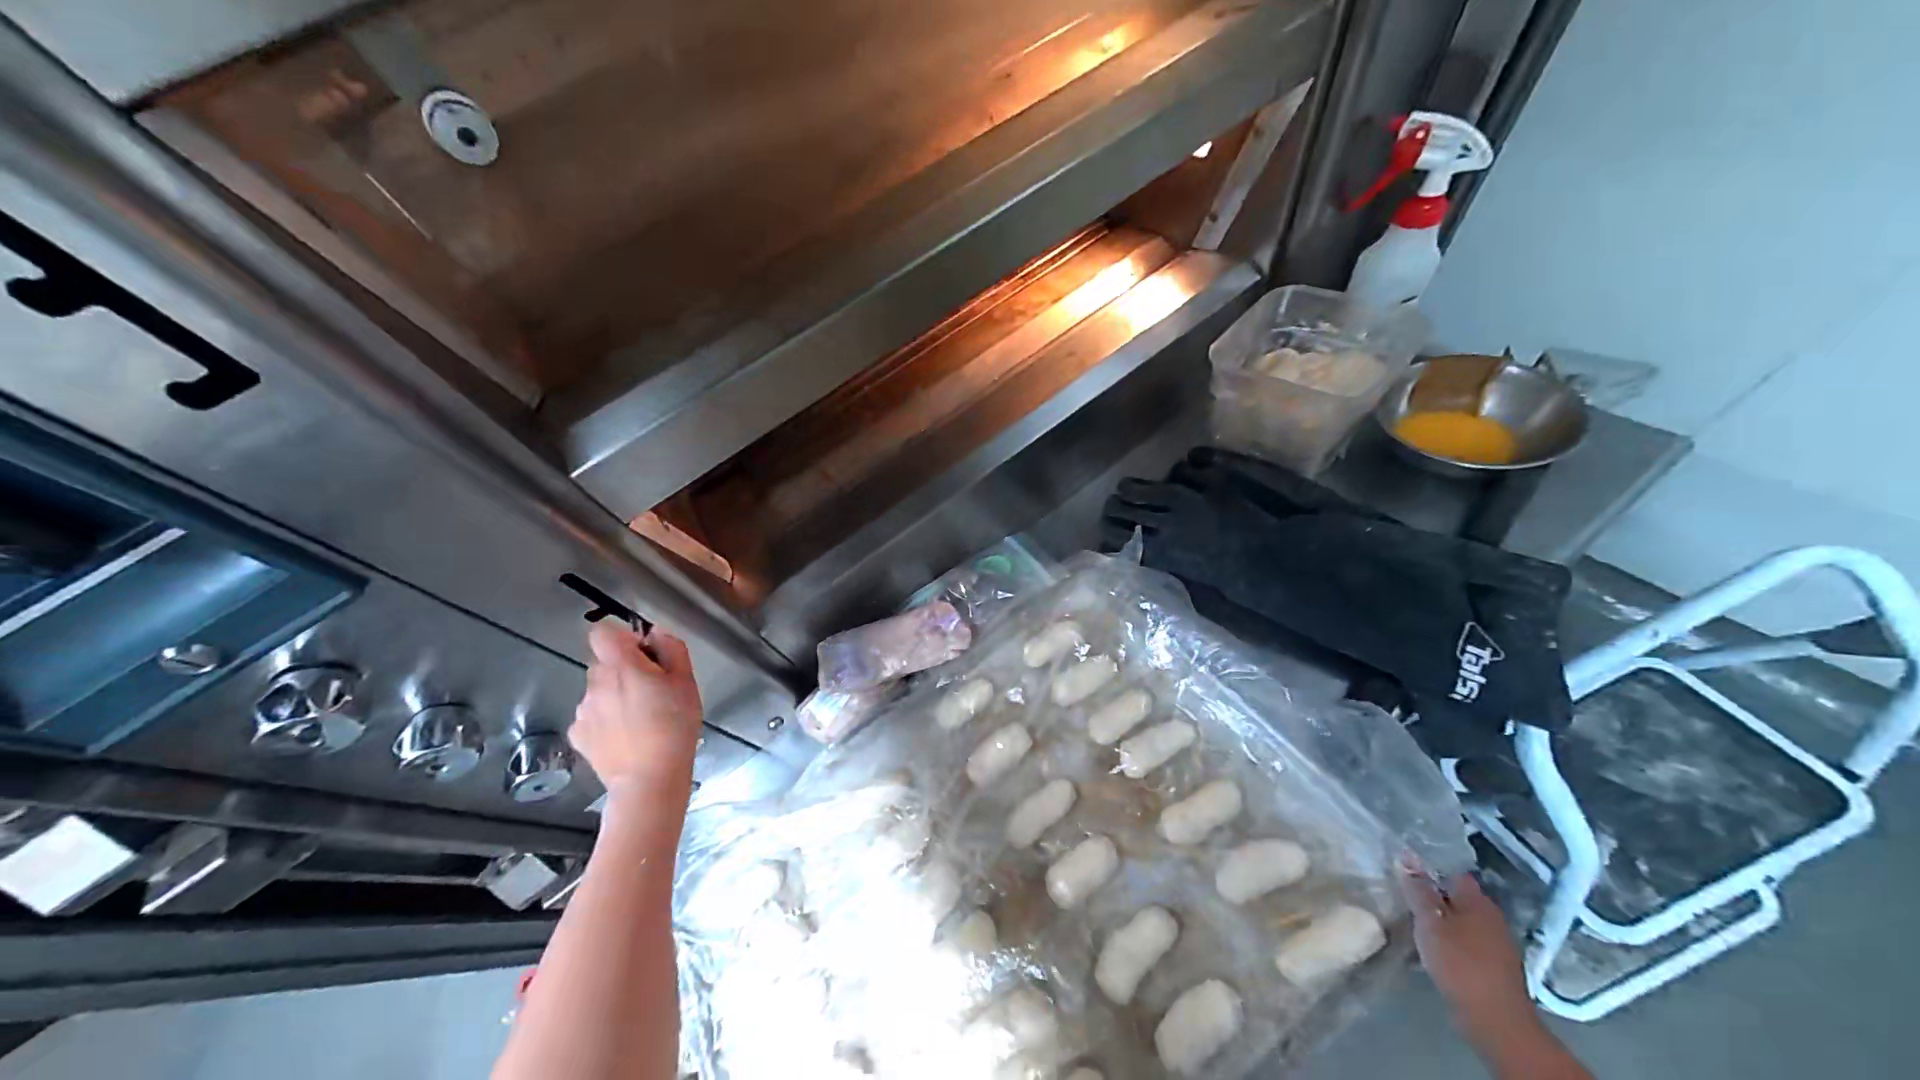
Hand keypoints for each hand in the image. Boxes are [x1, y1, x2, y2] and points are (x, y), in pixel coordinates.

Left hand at [570, 623, 703, 794]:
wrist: (649, 780)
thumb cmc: (674, 727)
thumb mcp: (686, 682)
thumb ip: (672, 649)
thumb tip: (655, 634)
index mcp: (621, 666)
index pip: (602, 632)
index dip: (622, 637)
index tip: (642, 654)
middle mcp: (594, 683)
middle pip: (603, 663)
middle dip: (623, 670)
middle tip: (651, 691)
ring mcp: (582, 711)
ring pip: (598, 690)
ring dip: (614, 696)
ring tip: (640, 719)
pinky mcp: (577, 735)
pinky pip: (591, 716)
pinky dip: (605, 720)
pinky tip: (625, 736)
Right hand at [1398, 865, 1535, 1042]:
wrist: (1495, 1018)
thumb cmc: (1459, 962)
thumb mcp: (1430, 921)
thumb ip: (1418, 890)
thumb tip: (1408, 857)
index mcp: (1478, 901)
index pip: (1452, 872)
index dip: (1428, 867)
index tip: (1403, 869)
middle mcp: (1492, 917)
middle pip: (1457, 896)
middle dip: (1433, 895)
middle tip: (1403, 895)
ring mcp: (1497, 942)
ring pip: (1462, 919)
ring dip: (1441, 919)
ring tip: (1413, 921)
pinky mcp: (1494, 965)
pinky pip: (1467, 941)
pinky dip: (1450, 940)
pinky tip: (1433, 948)